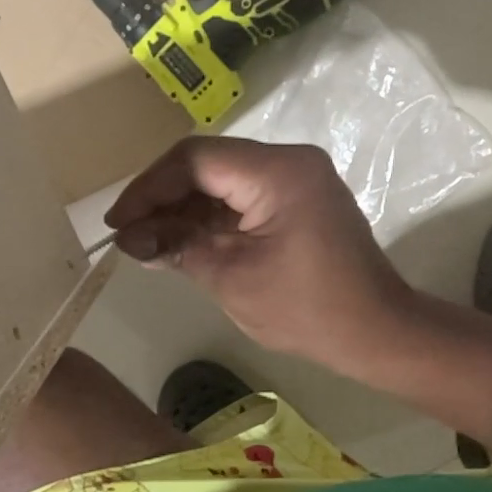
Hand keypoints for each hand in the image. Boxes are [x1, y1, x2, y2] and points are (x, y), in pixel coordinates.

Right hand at [106, 137, 421, 373]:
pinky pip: (238, 198)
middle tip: (126, 233)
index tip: (117, 222)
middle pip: (205, 165)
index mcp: (277, 172)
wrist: (374, 331)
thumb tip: (129, 238)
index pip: (194, 160)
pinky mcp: (294, 201)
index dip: (147, 188)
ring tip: (144, 242)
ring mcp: (294, 180)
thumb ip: (177, 248)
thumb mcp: (230, 278)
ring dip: (180, 210)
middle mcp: (287, 162)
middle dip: (160, 198)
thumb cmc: (305, 309)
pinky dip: (206, 219)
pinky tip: (177, 242)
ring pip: (218, 181)